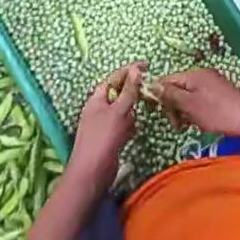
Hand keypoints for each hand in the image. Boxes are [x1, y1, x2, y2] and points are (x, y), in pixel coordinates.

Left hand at [67, 62, 143, 189]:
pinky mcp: (109, 139)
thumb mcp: (118, 111)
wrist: (91, 174)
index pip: (115, 78)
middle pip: (119, 94)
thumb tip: (135, 70)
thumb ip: (128, 91)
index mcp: (97, 98)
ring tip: (136, 117)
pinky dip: (128, 127)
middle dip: (132, 93)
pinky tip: (131, 132)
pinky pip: (122, 126)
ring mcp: (103, 125)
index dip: (130, 70)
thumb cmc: (103, 138)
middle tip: (148, 92)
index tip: (147, 65)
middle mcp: (99, 109)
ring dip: (130, 113)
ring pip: (122, 111)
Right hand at [149, 68, 239, 136]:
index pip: (167, 80)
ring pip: (189, 96)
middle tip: (178, 125)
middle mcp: (201, 75)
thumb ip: (171, 95)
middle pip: (178, 88)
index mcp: (193, 74)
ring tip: (190, 125)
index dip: (161, 96)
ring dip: (185, 111)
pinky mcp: (218, 93)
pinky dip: (196, 111)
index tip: (161, 113)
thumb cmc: (217, 113)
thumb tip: (152, 85)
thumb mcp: (190, 105)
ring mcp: (211, 83)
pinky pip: (200, 99)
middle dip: (174, 106)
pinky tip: (201, 123)